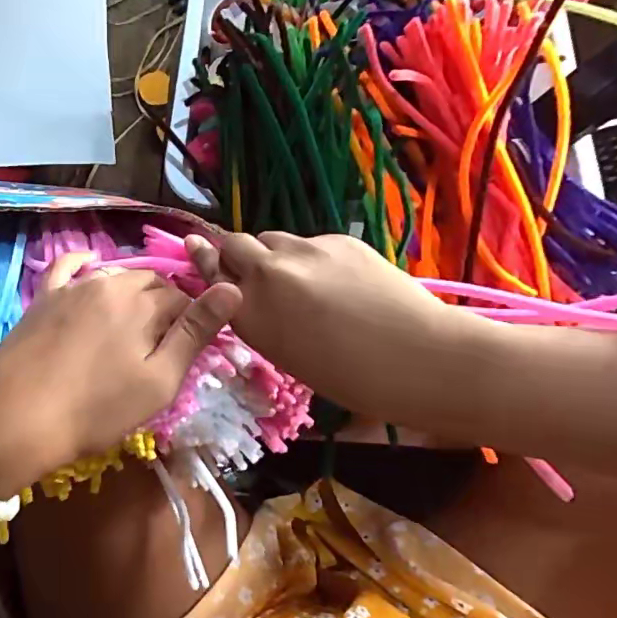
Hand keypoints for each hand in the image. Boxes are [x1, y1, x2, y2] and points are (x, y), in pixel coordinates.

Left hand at [0, 253, 240, 493]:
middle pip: (152, 284)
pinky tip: (90, 264)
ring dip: (134, 293)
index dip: (195, 321)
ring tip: (134, 323)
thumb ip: (196, 332)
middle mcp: (112, 284)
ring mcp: (74, 287)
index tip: (192, 348)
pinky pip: (68, 267)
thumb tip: (232, 287)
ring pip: (117, 276)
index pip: (185, 299)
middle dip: (167, 304)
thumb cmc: (97, 410)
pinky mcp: (44, 297)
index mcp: (145, 304)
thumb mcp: (159, 380)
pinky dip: (85, 263)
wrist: (16, 418)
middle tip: (164, 341)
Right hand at [187, 231, 460, 425]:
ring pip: (274, 240)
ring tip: (300, 281)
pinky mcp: (339, 239)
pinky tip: (338, 281)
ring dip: (275, 255)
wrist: (419, 356)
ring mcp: (305, 250)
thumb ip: (261, 316)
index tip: (197, 248)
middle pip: (235, 243)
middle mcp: (269, 273)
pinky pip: (310, 243)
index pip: (211, 271)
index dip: (204, 258)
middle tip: (252, 271)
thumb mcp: (287, 354)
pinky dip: (312, 258)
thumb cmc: (352, 378)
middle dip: (237, 253)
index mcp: (251, 313)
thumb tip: (251, 292)